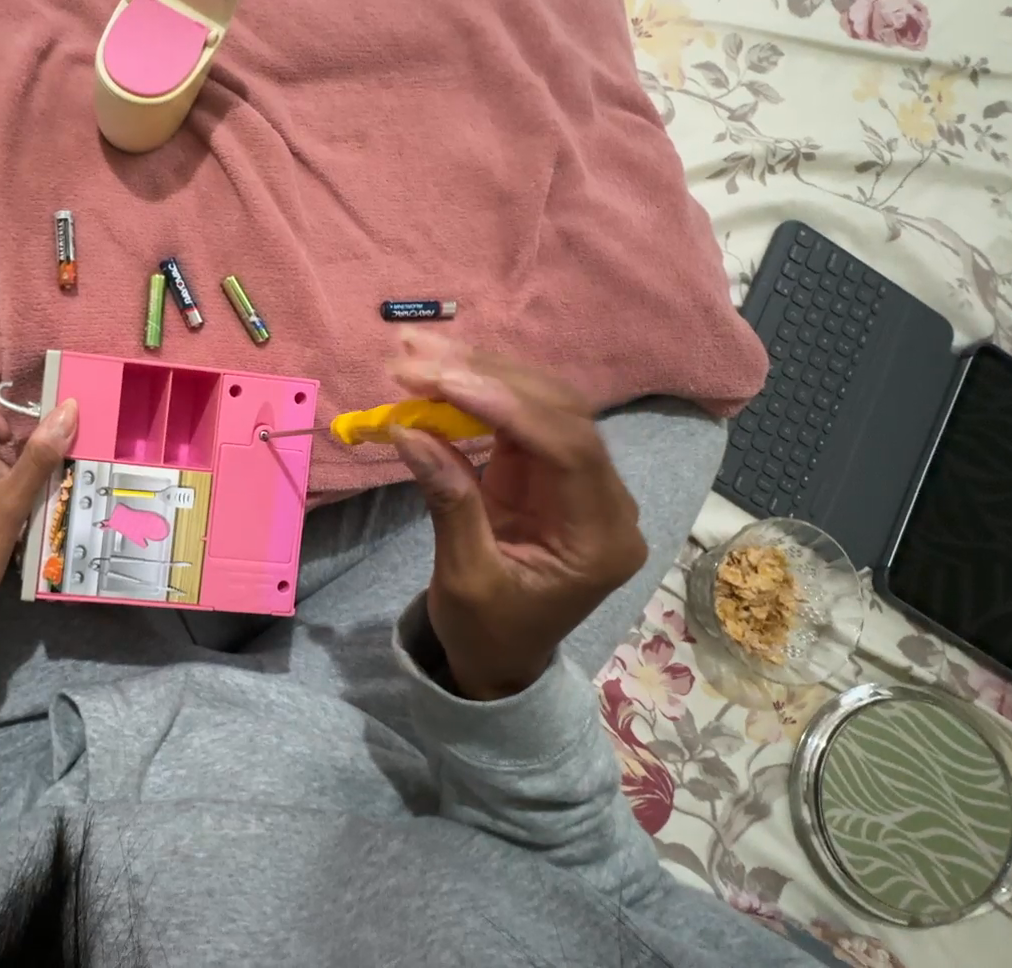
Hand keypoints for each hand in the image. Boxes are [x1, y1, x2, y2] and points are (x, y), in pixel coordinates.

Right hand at [388, 331, 646, 699]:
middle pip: (557, 414)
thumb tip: (410, 431)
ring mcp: (573, 481)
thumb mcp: (465, 577)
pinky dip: (474, 394)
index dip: (509, 407)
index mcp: (600, 536)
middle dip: (487, 378)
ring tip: (417, 352)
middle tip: (416, 357)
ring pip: (538, 405)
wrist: (498, 659)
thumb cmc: (487, 632)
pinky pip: (515, 420)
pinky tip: (438, 374)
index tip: (445, 382)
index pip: (568, 449)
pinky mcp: (542, 473)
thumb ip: (449, 501)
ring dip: (478, 373)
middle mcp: (601, 498)